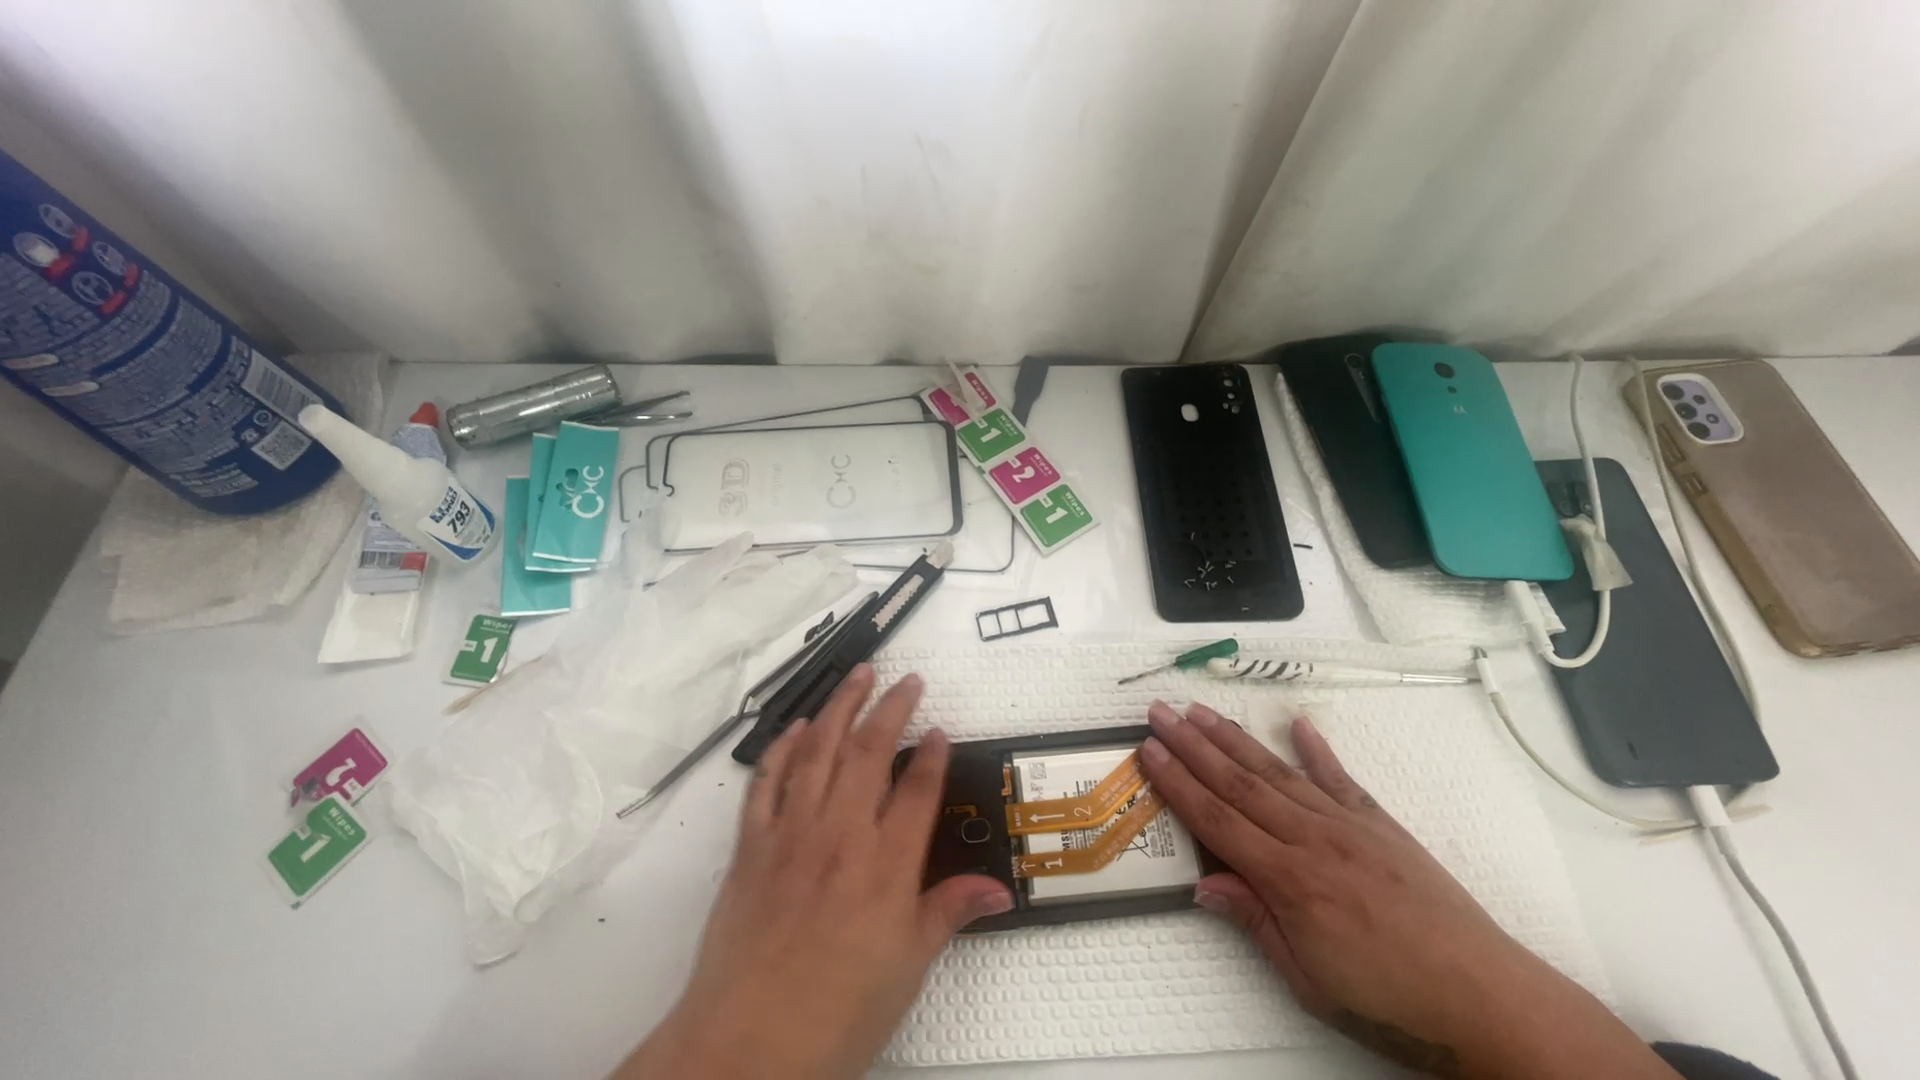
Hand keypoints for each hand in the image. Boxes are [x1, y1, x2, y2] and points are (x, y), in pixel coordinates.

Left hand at [617, 666, 1011, 1079]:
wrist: (748, 1044)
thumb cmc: (838, 1012)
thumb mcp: (908, 967)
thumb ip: (948, 913)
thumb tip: (998, 891)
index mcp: (885, 866)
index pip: (916, 790)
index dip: (931, 755)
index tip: (940, 729)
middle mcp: (839, 836)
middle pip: (868, 753)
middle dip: (891, 709)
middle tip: (907, 680)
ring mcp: (790, 835)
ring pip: (817, 752)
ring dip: (839, 708)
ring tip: (857, 676)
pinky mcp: (750, 847)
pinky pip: (766, 782)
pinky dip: (782, 748)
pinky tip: (796, 728)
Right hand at [1141, 701, 1679, 1079]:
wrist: (1486, 998)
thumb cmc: (1391, 1001)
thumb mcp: (1308, 979)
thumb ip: (1254, 921)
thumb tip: (1203, 885)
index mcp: (1290, 881)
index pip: (1216, 821)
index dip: (1177, 783)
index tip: (1149, 751)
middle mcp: (1314, 840)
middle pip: (1238, 783)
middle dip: (1193, 746)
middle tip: (1160, 712)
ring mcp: (1349, 827)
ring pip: (1277, 773)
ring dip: (1234, 740)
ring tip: (1202, 711)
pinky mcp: (1381, 827)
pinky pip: (1340, 779)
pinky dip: (1316, 749)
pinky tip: (1297, 725)